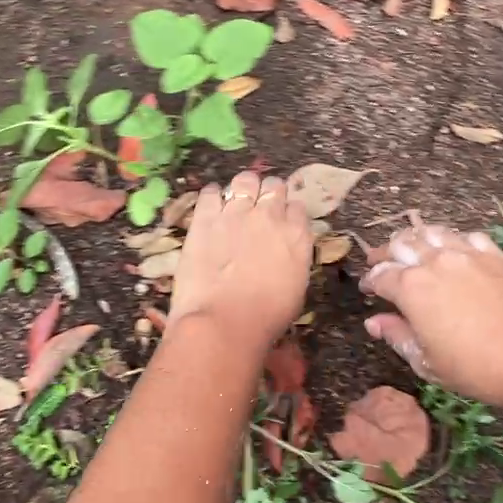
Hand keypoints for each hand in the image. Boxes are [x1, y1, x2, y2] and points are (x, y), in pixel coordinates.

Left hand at [168, 171, 312, 353]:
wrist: (224, 322)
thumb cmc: (266, 317)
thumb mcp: (296, 287)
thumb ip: (293, 258)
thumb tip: (284, 250)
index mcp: (296, 235)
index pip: (296, 207)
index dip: (287, 213)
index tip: (280, 223)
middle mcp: (270, 216)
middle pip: (274, 185)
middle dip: (268, 193)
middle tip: (259, 208)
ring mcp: (236, 212)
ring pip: (245, 180)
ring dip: (243, 187)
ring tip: (236, 200)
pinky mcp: (205, 217)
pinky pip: (209, 192)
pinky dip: (212, 196)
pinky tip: (211, 204)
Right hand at [361, 223, 502, 410]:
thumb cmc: (478, 369)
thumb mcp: (428, 363)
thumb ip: (397, 337)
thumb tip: (374, 322)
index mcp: (412, 288)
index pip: (381, 276)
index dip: (370, 281)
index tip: (367, 289)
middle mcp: (435, 261)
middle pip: (402, 244)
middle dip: (386, 253)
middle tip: (381, 263)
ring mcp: (467, 253)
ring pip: (431, 232)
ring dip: (415, 239)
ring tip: (411, 249)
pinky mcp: (494, 254)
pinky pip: (465, 236)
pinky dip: (451, 239)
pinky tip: (452, 249)